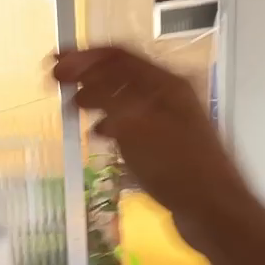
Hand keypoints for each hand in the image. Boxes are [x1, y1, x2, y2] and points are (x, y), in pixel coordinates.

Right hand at [51, 46, 252, 252]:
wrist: (210, 207)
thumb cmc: (176, 167)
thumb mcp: (137, 126)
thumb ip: (109, 97)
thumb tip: (82, 78)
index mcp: (164, 84)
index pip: (118, 57)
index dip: (83, 57)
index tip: (54, 63)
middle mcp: (167, 95)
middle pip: (121, 72)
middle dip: (86, 72)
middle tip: (56, 77)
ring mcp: (167, 118)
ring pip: (123, 96)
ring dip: (94, 95)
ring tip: (70, 103)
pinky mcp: (163, 141)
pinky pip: (129, 120)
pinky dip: (107, 120)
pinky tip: (96, 133)